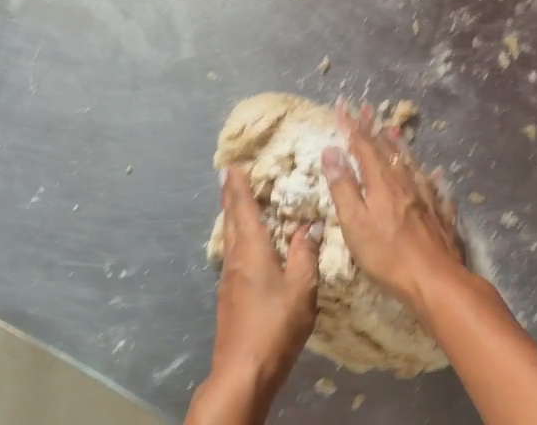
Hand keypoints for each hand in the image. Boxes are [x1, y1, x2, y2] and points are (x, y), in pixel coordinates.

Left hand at [211, 167, 320, 390]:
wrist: (243, 371)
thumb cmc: (275, 325)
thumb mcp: (301, 289)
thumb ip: (305, 255)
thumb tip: (308, 226)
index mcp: (251, 249)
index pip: (242, 207)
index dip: (237, 185)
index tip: (230, 165)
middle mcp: (235, 258)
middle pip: (231, 220)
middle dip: (232, 197)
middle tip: (232, 178)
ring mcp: (229, 279)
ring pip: (230, 238)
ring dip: (234, 218)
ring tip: (241, 206)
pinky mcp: (229, 297)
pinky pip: (234, 255)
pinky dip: (239, 239)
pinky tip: (248, 248)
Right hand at [322, 100, 464, 310]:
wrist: (437, 282)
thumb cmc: (388, 255)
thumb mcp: (354, 223)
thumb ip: (343, 186)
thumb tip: (331, 151)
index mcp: (381, 182)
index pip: (362, 146)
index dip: (351, 126)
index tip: (342, 105)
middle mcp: (405, 183)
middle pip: (387, 150)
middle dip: (374, 129)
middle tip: (367, 110)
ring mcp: (427, 199)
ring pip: (411, 165)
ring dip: (400, 146)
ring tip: (395, 131)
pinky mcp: (442, 217)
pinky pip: (436, 189)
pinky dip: (432, 178)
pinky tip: (436, 175)